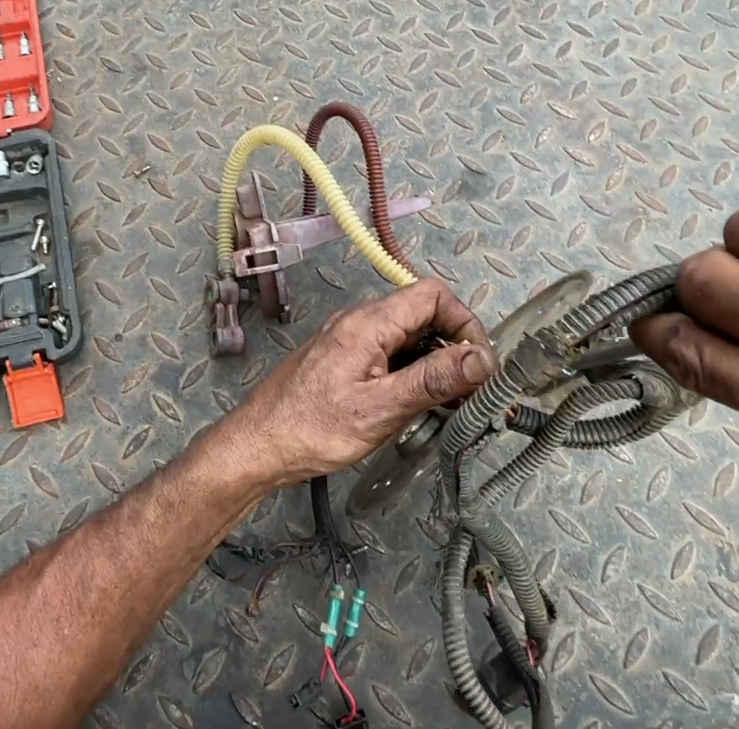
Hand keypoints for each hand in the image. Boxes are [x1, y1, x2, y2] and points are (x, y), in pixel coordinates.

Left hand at [220, 278, 494, 485]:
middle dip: (453, 347)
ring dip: (433, 364)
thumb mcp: (381, 409)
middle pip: (423, 314)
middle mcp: (358, 322)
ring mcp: (349, 339)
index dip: (464, 323)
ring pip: (407, 336)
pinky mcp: (343, 359)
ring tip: (445, 405)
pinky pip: (388, 353)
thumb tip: (480, 359)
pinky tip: (414, 406)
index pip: (433, 295)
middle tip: (467, 392)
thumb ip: (432, 380)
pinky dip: (410, 373)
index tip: (478, 365)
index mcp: (367, 324)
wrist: (258, 444)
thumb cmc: (310, 429)